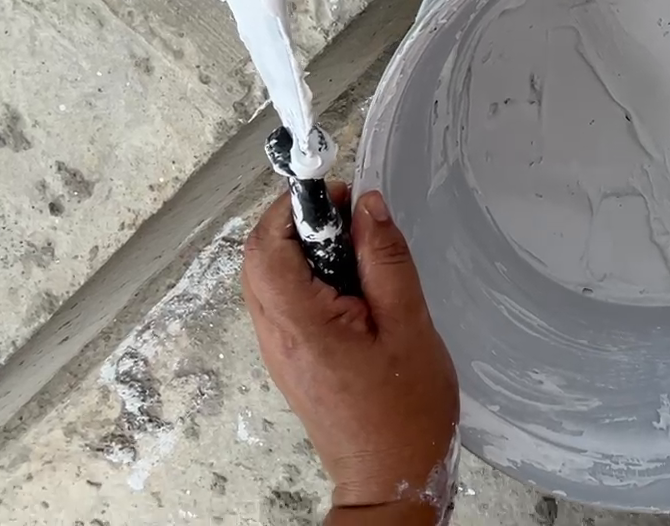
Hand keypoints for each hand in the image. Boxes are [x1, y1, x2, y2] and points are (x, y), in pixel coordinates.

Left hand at [242, 186, 459, 520]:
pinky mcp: (295, 356)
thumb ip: (386, 258)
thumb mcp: (409, 322)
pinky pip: (287, 298)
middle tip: (352, 216)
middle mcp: (278, 336)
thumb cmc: (407, 409)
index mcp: (302, 327)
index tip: (340, 195)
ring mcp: (282, 349)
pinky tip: (356, 279)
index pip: (268, 248)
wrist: (395, 474)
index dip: (295, 208)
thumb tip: (367, 204)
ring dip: (308, 246)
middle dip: (299, 221)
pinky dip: (313, 272)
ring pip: (271, 276)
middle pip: (261, 258)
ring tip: (360, 246)